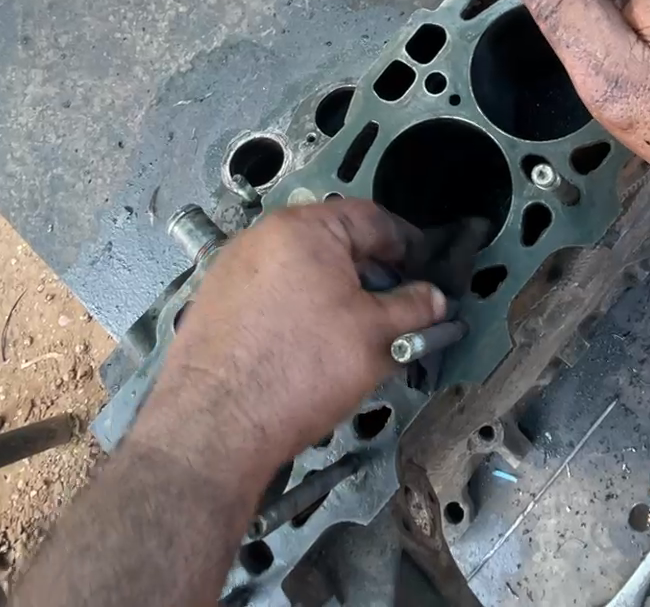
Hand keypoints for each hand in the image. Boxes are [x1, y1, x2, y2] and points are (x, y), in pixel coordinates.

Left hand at [141, 200, 446, 474]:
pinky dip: (299, 306)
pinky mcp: (215, 301)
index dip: (406, 245)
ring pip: (302, 268)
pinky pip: (272, 290)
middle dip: (371, 271)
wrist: (212, 431)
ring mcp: (233, 267)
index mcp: (305, 228)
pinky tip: (310, 345)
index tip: (423, 271)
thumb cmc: (298, 372)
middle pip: (335, 240)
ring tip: (356, 331)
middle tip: (396, 305)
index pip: (372, 218)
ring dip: (335, 290)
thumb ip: (415, 309)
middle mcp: (263, 235)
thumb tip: (436, 299)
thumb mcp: (376, 338)